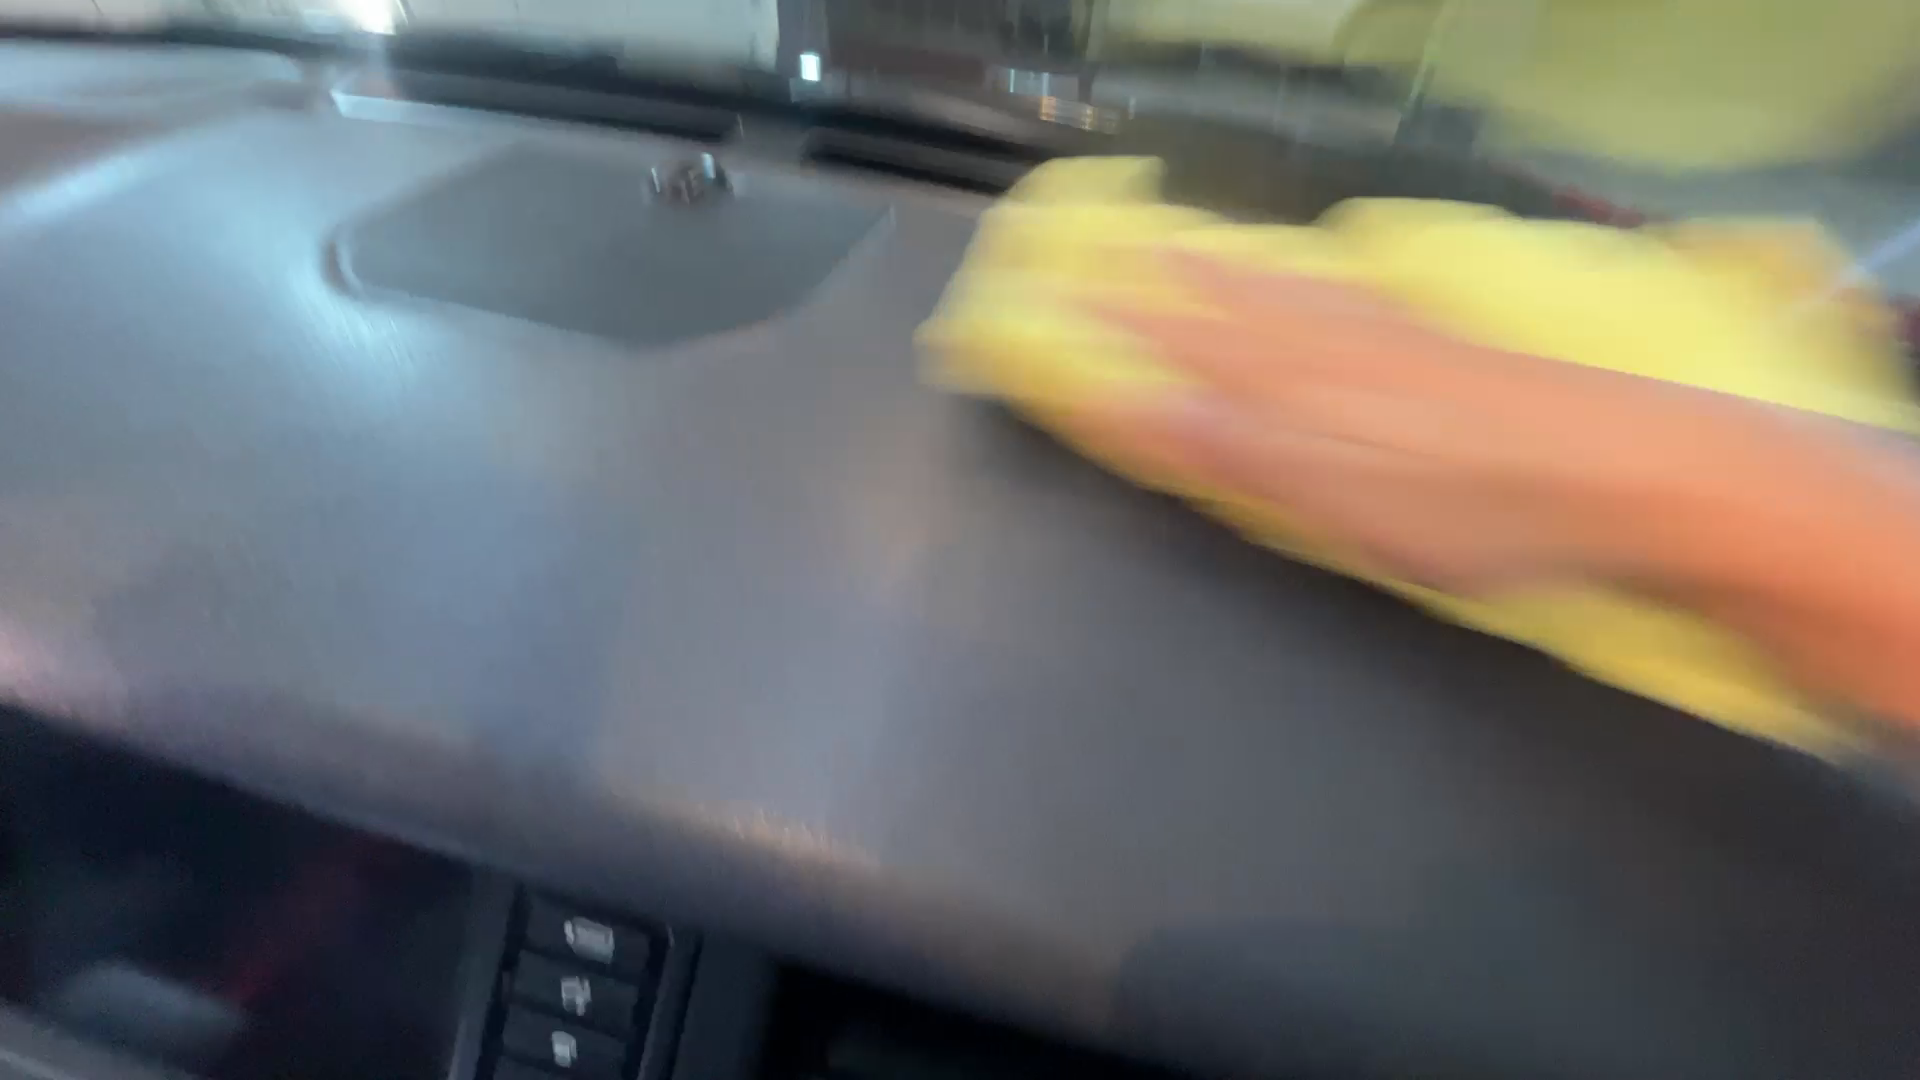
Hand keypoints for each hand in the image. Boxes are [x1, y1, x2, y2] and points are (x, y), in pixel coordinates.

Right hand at [1067, 252, 1801, 591]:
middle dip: (1159, 286)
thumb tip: (1142, 409)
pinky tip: (1312, 272)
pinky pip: (1342, 296)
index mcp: (1289, 392)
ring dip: (1224, 272)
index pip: (1180, 350)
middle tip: (1111, 256)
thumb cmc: (1465, 511)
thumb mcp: (1332, 505)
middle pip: (1221, 312)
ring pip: (1278, 296)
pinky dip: (1306, 279)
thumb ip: (1233, 453)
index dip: (1118, 329)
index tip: (1063, 306)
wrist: (1629, 472)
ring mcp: (1378, 342)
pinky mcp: (1428, 344)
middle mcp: (1322, 352)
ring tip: (1184, 245)